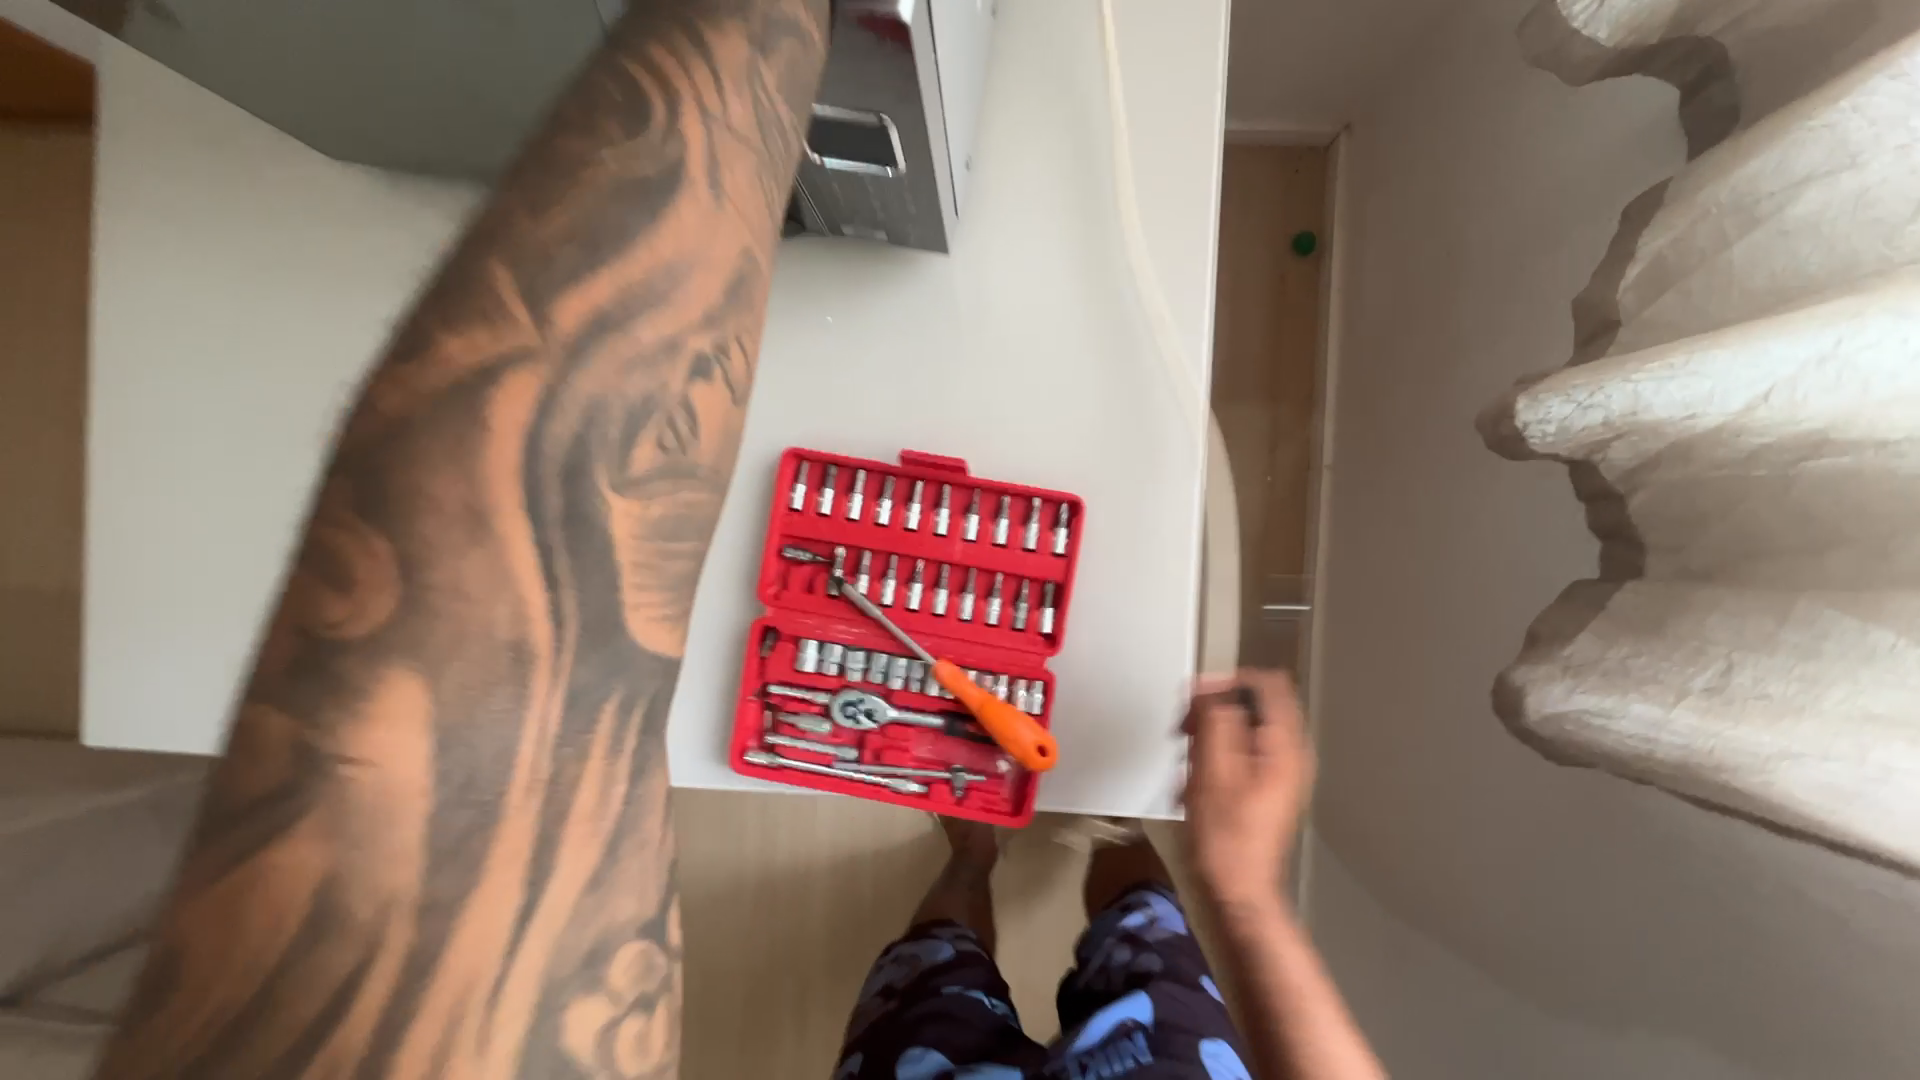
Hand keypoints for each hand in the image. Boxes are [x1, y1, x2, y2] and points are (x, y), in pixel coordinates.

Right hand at [1181, 670, 1314, 915]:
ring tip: (1185, 757)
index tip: (1195, 697)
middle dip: (1212, 710)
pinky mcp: (1264, 787)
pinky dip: (1212, 757)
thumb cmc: (1224, 835)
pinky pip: (1238, 753)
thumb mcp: (1212, 770)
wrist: (1238, 889)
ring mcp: (1279, 772)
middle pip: (1252, 704)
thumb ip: (1216, 721)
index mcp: (1284, 746)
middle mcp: (1289, 754)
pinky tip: (1193, 780)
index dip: (1227, 681)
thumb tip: (1213, 690)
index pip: (1267, 684)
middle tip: (1184, 727)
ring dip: (1207, 736)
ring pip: (1241, 729)